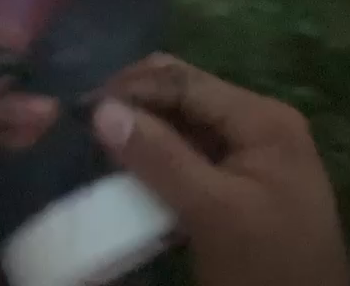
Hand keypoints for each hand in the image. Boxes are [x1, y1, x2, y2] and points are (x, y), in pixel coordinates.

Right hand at [92, 55, 348, 285]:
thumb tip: (99, 110)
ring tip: (102, 139)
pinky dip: (157, 150)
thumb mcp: (212, 214)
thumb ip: (158, 157)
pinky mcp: (240, 176)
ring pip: (180, 117)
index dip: (129, 88)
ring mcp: (251, 148)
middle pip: (181, 91)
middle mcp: (258, 120)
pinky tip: (130, 163)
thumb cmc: (267, 269)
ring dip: (142, 125)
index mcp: (262, 117)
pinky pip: (188, 146)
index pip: (182, 82)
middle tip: (89, 119)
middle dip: (134, 100)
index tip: (81, 106)